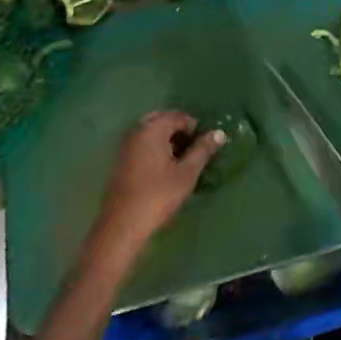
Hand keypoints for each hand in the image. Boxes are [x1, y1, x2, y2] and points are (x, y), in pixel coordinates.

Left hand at [91, 110, 225, 260]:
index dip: (195, 128)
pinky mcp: (121, 159)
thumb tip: (219, 133)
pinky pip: (142, 143)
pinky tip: (164, 168)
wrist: (123, 224)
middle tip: (193, 151)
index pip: (178, 116)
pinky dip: (155, 148)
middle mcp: (136, 130)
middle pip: (163, 120)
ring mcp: (125, 144)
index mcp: (152, 128)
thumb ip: (203, 150)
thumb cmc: (159, 195)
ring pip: (151, 131)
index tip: (205, 147)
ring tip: (181, 161)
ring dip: (167, 140)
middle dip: (180, 131)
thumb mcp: (187, 173)